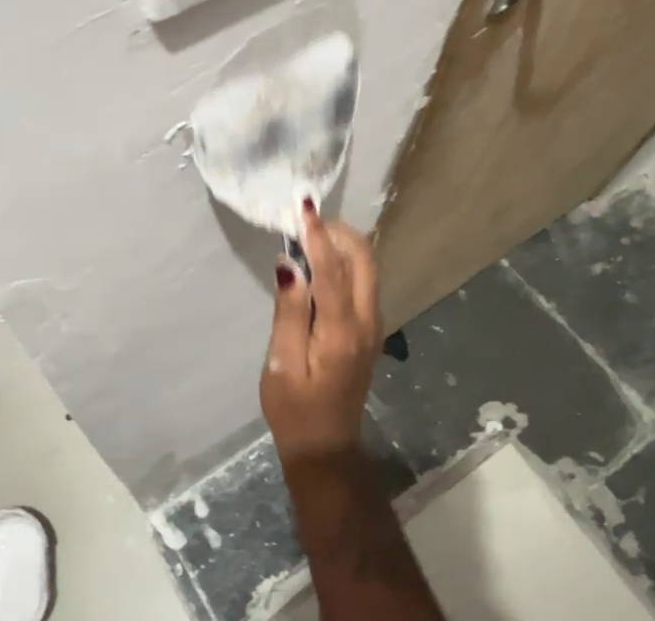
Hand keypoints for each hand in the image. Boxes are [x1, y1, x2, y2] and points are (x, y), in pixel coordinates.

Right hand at [261, 209, 381, 460]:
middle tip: (303, 222)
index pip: (332, 270)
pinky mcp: (369, 330)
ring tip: (306, 237)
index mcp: (341, 331)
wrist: (326, 449)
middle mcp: (366, 322)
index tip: (303, 206)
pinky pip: (362, 283)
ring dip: (341, 245)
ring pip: (367, 269)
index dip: (317, 235)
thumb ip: (288, 312)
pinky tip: (317, 265)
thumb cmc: (295, 409)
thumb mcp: (281, 363)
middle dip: (337, 233)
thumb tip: (289, 264)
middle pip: (363, 260)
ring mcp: (372, 326)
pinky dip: (343, 263)